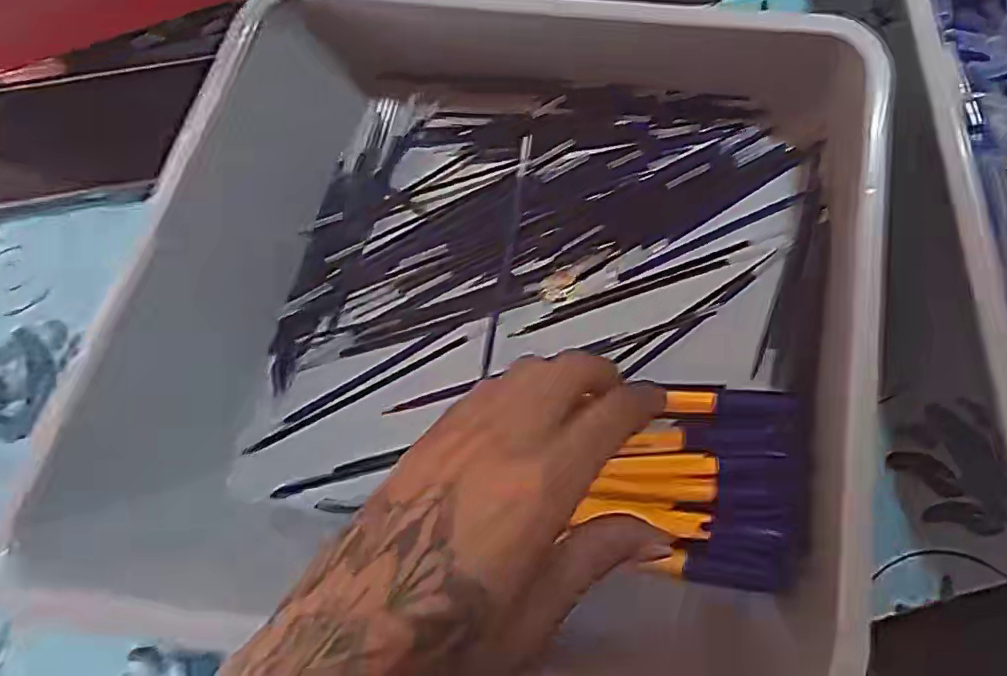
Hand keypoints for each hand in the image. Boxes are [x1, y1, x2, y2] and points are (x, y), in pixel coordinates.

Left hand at [225, 353, 670, 675]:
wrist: (344, 637)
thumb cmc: (450, 634)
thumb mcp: (534, 613)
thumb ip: (597, 556)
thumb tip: (658, 537)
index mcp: (545, 480)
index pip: (613, 413)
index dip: (646, 400)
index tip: (661, 404)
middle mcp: (511, 436)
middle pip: (572, 369)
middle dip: (606, 375)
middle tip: (618, 401)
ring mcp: (467, 428)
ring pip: (531, 369)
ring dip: (563, 376)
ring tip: (571, 405)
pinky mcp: (434, 433)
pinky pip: (491, 385)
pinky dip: (522, 386)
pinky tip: (519, 417)